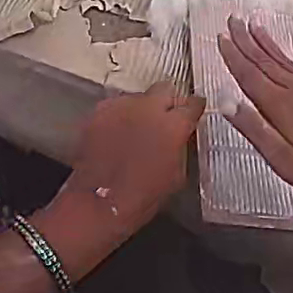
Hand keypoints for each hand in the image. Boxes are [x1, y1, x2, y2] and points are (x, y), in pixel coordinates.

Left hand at [64, 82, 202, 237]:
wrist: (98, 202)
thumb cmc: (143, 196)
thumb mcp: (176, 175)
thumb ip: (180, 147)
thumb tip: (179, 137)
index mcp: (173, 125)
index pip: (192, 103)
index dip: (194, 108)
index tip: (193, 113)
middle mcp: (147, 108)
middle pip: (164, 89)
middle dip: (168, 101)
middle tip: (165, 117)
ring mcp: (119, 107)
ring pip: (137, 97)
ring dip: (141, 109)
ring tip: (136, 128)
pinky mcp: (97, 112)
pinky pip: (114, 107)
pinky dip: (118, 116)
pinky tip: (116, 133)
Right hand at [218, 17, 292, 216]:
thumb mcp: (282, 160)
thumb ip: (255, 129)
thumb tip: (226, 103)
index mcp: (282, 107)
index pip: (250, 76)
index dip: (233, 56)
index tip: (220, 37)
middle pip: (266, 62)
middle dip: (246, 41)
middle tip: (232, 19)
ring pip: (286, 61)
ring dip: (268, 43)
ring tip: (254, 25)